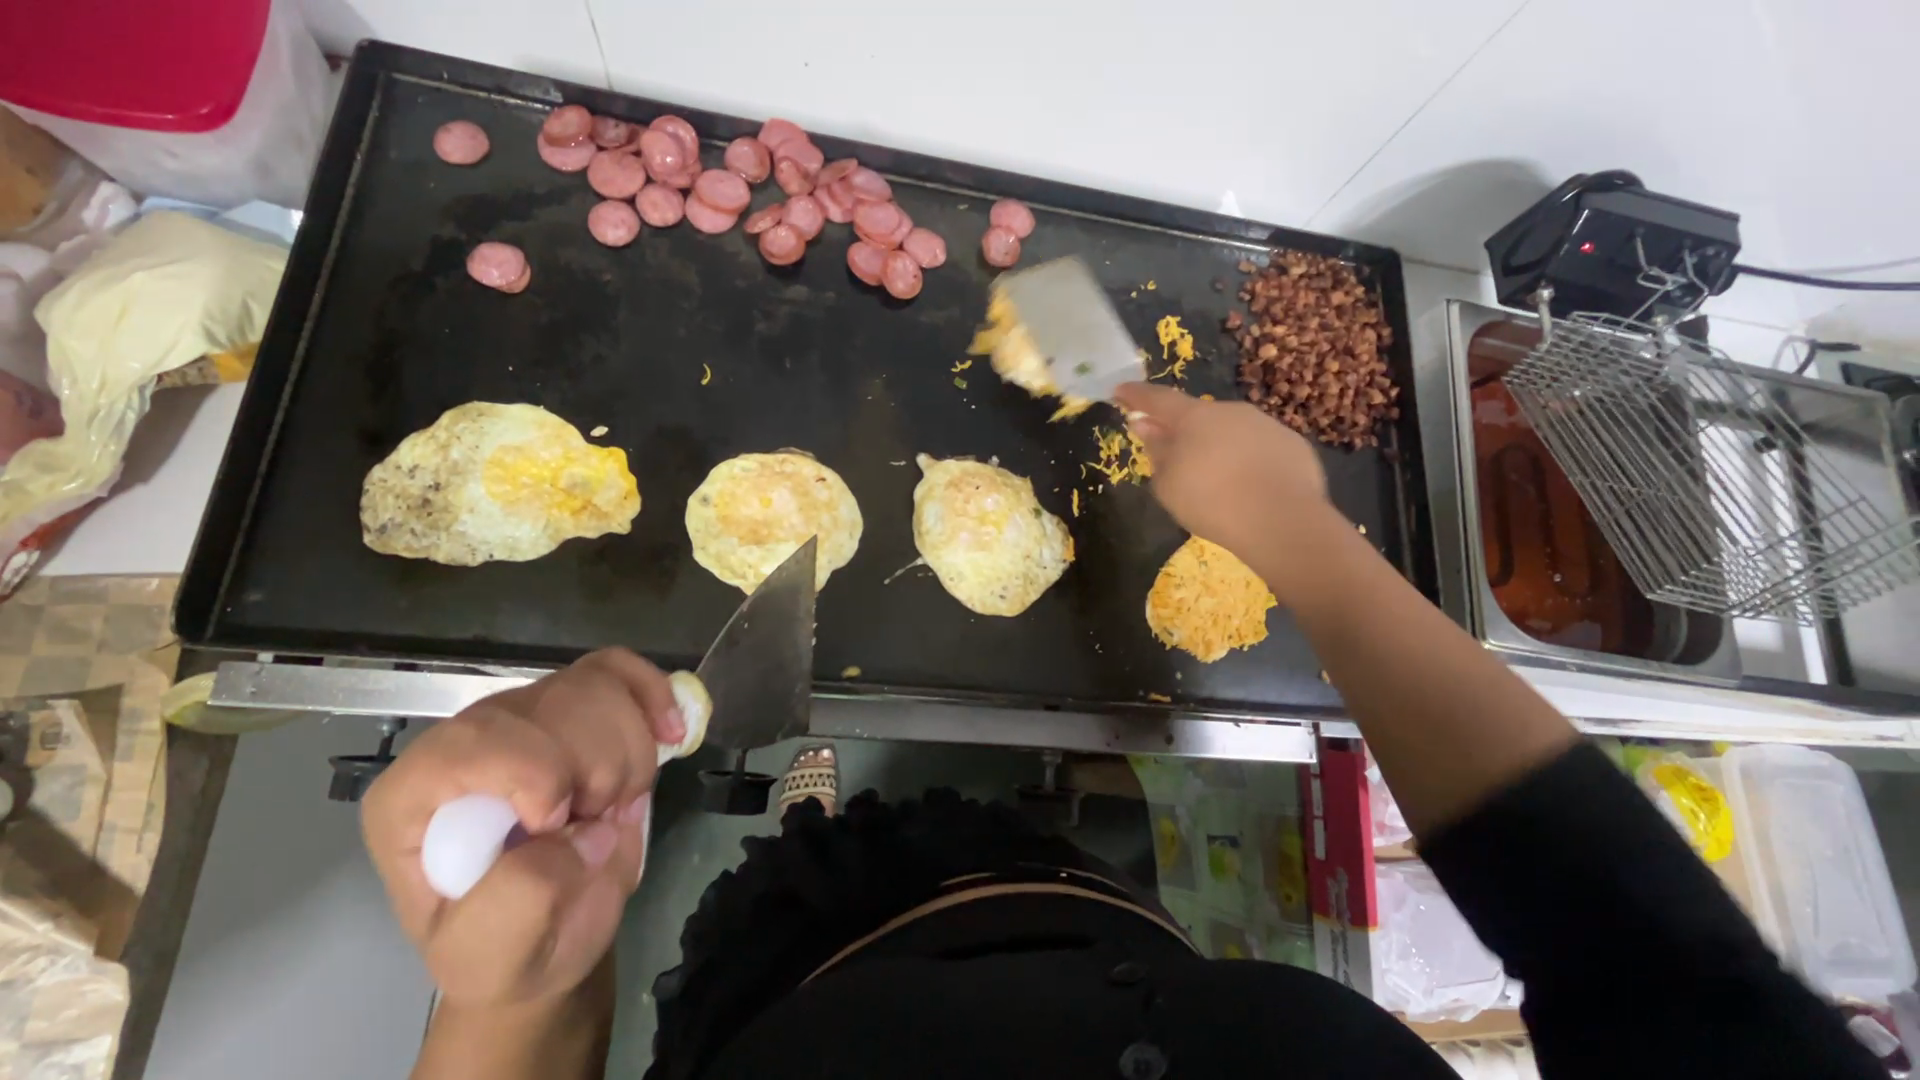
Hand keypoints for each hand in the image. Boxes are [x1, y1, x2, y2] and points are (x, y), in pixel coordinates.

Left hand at [362, 648, 685, 1006]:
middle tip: (593, 824)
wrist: (550, 940)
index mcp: (417, 799)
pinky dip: (653, 696)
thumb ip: (515, 901)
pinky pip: (619, 669)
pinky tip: (669, 732)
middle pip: (551, 706)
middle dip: (597, 770)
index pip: (471, 744)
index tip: (558, 825)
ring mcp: (525, 720)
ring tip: (610, 806)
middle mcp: (466, 744)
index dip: (533, 774)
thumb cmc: (506, 950)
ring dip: (628, 755)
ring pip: (596, 688)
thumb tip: (578, 834)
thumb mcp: (490, 955)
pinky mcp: (576, 712)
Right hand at [1115, 381, 1331, 561]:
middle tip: (1173, 451)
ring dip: (1219, 446)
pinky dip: (1248, 461)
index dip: (1136, 396)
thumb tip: (1147, 426)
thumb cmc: (1211, 502)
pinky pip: (1260, 448)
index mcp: (1194, 417)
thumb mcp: (1167, 484)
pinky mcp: (1293, 445)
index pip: (1158, 399)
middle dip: (1183, 429)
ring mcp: (1266, 425)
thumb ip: (1157, 452)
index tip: (1120, 392)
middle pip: (1198, 416)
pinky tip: (1248, 486)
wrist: (1281, 521)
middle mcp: (1230, 411)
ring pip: (1232, 431)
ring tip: (1216, 477)